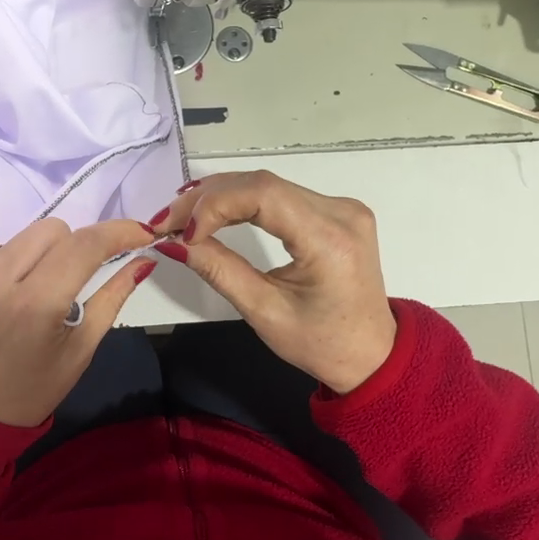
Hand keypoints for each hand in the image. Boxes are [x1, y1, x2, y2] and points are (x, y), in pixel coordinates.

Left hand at [0, 218, 157, 425]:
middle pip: (51, 231)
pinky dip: (4, 274)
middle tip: (72, 284)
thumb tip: (143, 260)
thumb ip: (112, 297)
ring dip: (35, 261)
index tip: (140, 232)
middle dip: (72, 249)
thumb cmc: (30, 392)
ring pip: (18, 241)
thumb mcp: (80, 351)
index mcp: (34, 306)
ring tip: (28, 300)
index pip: (84, 245)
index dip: (118, 232)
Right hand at [150, 172, 395, 393]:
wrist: (372, 355)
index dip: (214, 205)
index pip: (263, 195)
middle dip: (208, 198)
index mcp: (330, 240)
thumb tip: (173, 242)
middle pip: (263, 184)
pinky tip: (213, 211)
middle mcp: (341, 211)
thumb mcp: (264, 312)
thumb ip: (219, 270)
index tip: (179, 232)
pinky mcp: (336, 211)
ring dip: (221, 196)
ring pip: (268, 185)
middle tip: (166, 219)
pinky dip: (242, 201)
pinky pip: (281, 195)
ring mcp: (342, 207)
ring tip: (181, 216)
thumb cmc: (320, 344)